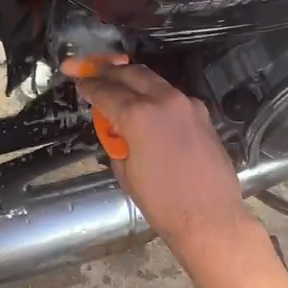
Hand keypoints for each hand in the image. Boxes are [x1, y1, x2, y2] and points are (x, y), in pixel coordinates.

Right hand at [62, 58, 251, 252]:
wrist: (208, 216)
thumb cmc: (161, 201)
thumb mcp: (125, 171)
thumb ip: (117, 140)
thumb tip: (116, 127)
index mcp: (138, 115)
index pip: (106, 91)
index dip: (89, 86)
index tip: (79, 82)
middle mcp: (164, 100)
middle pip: (131, 74)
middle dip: (109, 71)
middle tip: (93, 72)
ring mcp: (187, 105)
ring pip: (154, 80)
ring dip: (133, 80)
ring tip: (117, 84)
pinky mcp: (202, 114)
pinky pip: (172, 96)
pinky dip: (154, 95)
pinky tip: (146, 106)